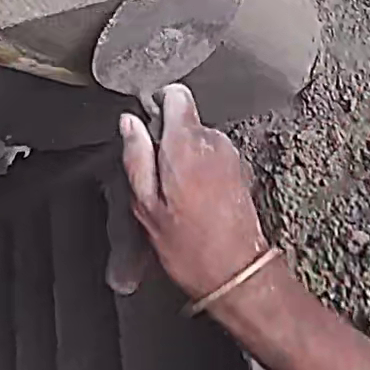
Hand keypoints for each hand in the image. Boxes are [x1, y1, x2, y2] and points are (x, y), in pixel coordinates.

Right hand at [120, 83, 269, 301]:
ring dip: (184, 156)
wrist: (237, 274)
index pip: (176, 94)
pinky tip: (195, 200)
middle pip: (184, 119)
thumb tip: (129, 123)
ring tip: (177, 195)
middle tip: (157, 178)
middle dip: (166, 139)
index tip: (147, 126)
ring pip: (196, 138)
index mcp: (185, 144)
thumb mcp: (145, 205)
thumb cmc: (190, 246)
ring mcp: (230, 154)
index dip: (158, 103)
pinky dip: (200, 169)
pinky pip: (211, 155)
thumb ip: (136, 156)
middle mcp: (213, 141)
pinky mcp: (240, 168)